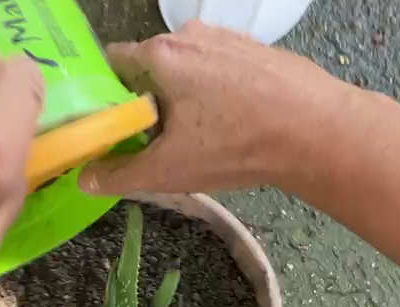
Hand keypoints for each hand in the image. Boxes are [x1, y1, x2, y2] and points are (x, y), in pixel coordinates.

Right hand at [79, 22, 349, 196]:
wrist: (313, 130)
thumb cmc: (234, 146)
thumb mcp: (167, 170)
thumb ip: (120, 175)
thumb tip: (86, 178)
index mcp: (160, 55)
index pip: (111, 64)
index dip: (104, 99)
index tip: (107, 130)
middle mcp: (189, 35)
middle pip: (148, 69)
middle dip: (143, 105)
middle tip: (149, 146)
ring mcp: (224, 38)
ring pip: (183, 71)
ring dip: (177, 103)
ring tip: (190, 141)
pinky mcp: (251, 50)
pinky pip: (214, 72)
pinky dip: (209, 97)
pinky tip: (223, 128)